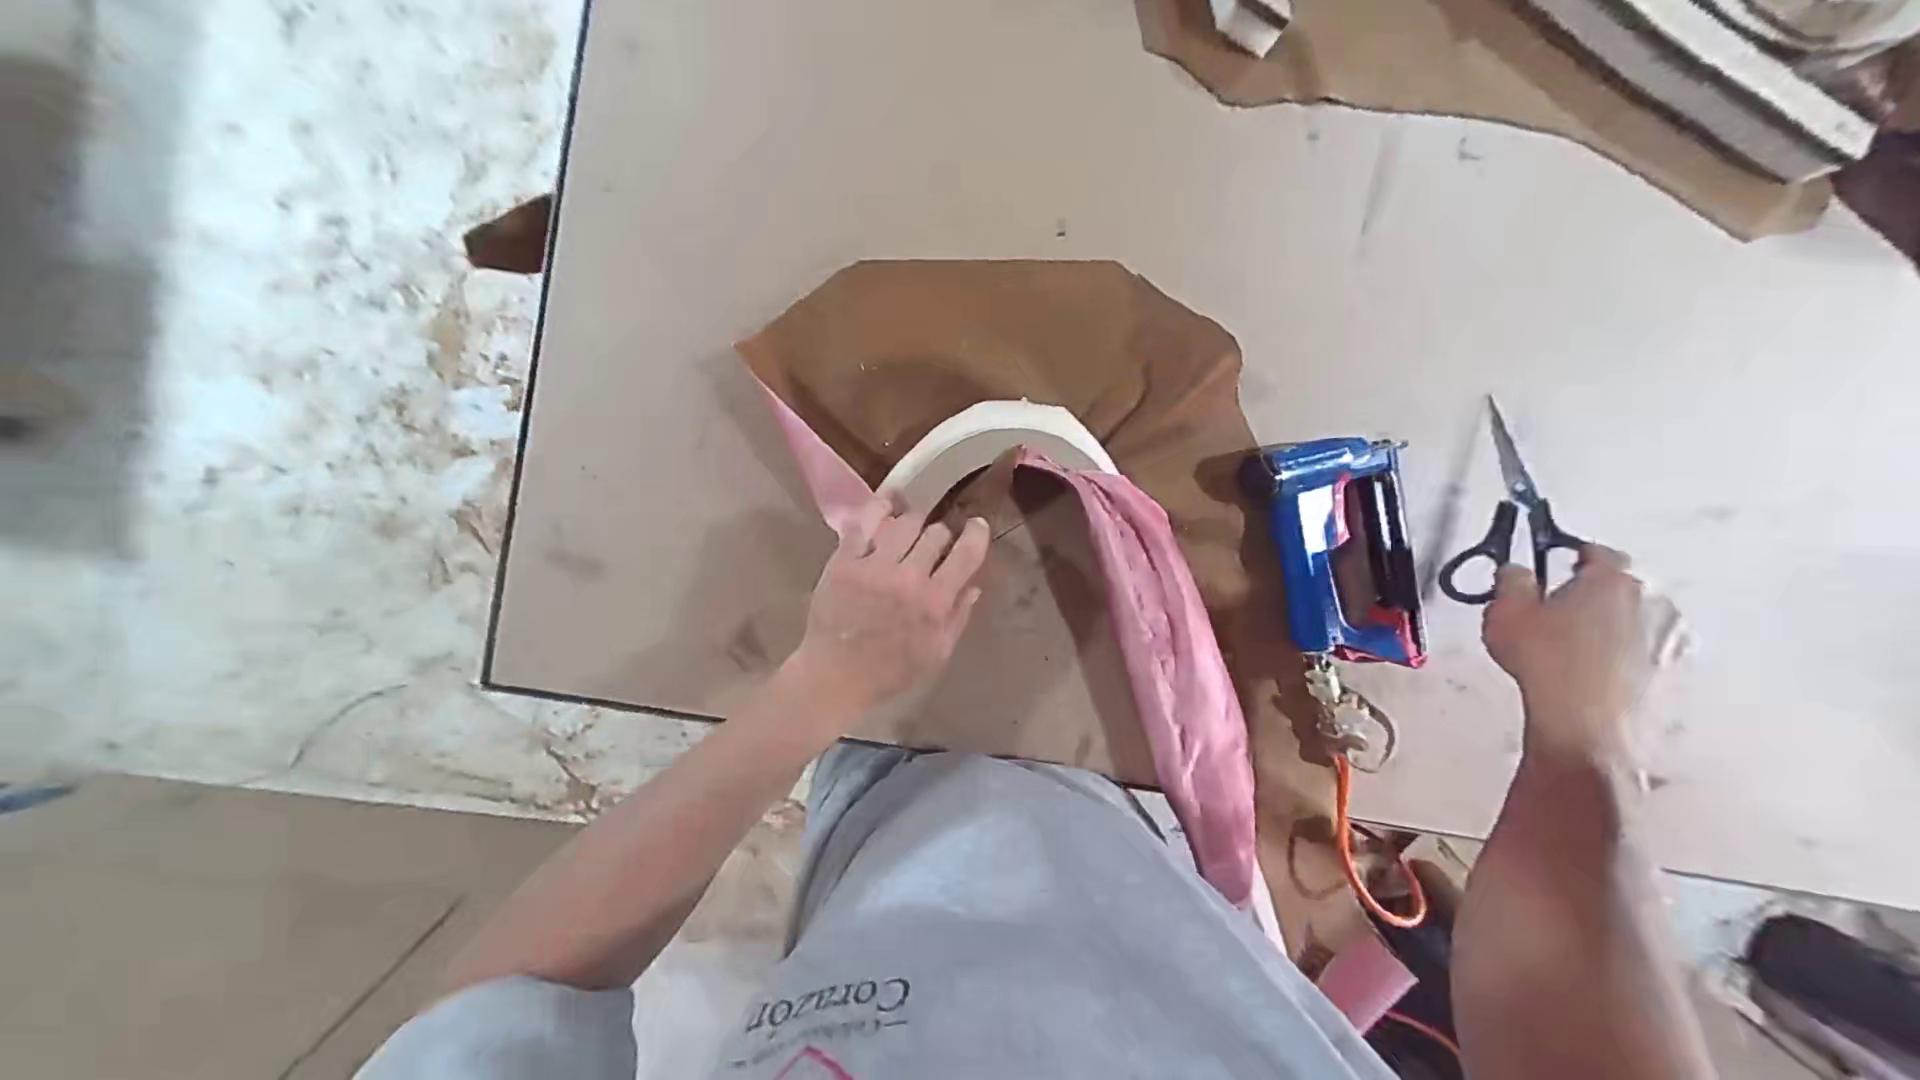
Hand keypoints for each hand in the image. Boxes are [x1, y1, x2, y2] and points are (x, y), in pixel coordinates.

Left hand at [786, 495, 990, 713]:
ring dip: (912, 523)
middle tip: (935, 542)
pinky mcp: (843, 563)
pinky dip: (877, 512)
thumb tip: (973, 585)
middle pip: (935, 533)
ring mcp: (872, 567)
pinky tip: (884, 509)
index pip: (966, 554)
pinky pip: (863, 525)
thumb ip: (958, 616)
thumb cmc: (891, 672)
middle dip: (941, 534)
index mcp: (934, 602)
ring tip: (909, 530)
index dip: (976, 533)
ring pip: (903, 522)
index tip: (976, 524)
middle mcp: (907, 578)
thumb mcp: (937, 652)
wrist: (835, 677)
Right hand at [1482, 544, 1651, 761]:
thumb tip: (1517, 572)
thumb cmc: (1547, 662)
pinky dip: (1616, 652)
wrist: (1584, 720)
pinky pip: (1639, 649)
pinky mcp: (1668, 671)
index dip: (1568, 551)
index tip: (1551, 558)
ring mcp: (1666, 638)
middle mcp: (1651, 602)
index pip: (1595, 550)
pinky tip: (1583, 666)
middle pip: (1617, 584)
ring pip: (1630, 617)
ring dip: (1604, 622)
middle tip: (1550, 604)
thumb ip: (1512, 580)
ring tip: (1564, 641)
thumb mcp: (1506, 610)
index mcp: (1612, 579)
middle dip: (1586, 590)